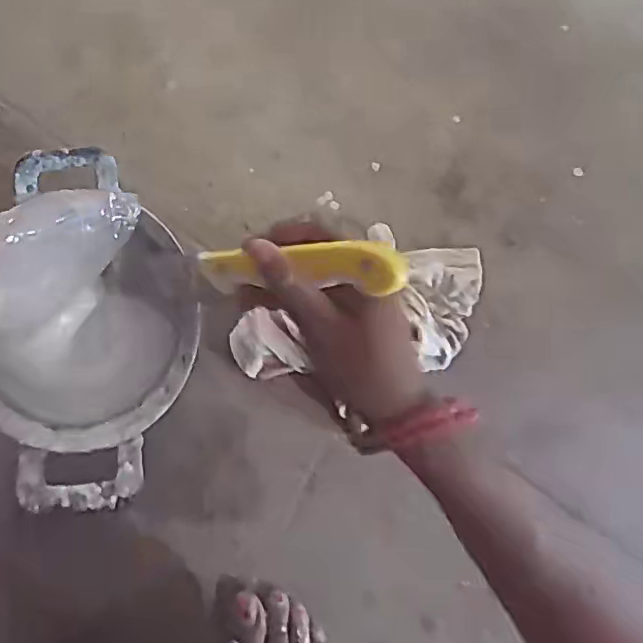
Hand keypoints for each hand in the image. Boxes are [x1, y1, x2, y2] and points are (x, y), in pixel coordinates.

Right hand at [242, 219, 428, 423]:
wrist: (397, 411)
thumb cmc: (361, 366)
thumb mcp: (319, 324)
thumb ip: (287, 282)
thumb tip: (254, 245)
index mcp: (367, 265)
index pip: (319, 231)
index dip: (281, 235)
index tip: (250, 250)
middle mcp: (365, 267)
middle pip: (313, 248)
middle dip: (276, 260)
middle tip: (245, 273)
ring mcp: (359, 286)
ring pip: (311, 269)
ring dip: (279, 279)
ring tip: (246, 292)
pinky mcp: (353, 304)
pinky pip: (317, 288)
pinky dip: (291, 294)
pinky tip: (264, 303)